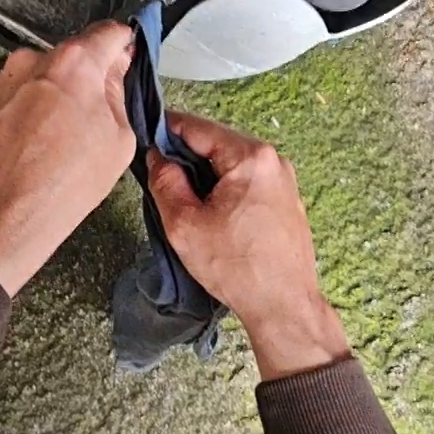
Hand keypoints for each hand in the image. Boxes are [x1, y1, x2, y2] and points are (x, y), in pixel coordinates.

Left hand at [0, 22, 136, 294]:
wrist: (3, 214)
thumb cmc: (60, 184)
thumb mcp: (118, 142)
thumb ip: (119, 96)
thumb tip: (115, 77)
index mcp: (75, 63)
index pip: (109, 33)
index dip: (124, 46)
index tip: (129, 54)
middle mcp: (35, 61)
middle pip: (74, 57)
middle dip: (88, 80)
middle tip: (99, 117)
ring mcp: (5, 81)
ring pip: (44, 78)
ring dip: (57, 98)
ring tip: (64, 142)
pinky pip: (20, 98)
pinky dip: (32, 114)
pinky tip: (38, 147)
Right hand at [147, 113, 350, 379]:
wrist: (283, 305)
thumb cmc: (237, 268)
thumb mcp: (185, 224)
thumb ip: (165, 182)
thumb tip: (157, 158)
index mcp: (250, 157)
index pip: (199, 128)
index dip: (167, 130)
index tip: (147, 137)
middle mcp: (273, 160)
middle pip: (217, 144)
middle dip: (187, 158)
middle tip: (161, 179)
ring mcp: (284, 180)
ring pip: (231, 165)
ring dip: (205, 176)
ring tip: (185, 203)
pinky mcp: (286, 201)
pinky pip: (247, 182)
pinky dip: (225, 190)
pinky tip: (211, 216)